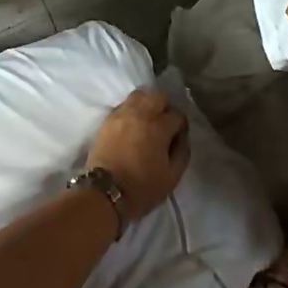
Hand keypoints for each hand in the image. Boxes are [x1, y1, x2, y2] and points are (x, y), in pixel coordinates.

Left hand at [85, 90, 189, 221]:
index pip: (177, 115)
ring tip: (147, 120)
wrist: (105, 192)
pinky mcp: (107, 119)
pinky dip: (131, 109)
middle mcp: (141, 114)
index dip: (181, 126)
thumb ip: (182, 152)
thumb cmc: (142, 187)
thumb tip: (182, 137)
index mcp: (159, 127)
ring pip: (139, 95)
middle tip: (164, 124)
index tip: (178, 137)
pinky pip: (123, 104)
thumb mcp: (172, 177)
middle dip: (165, 107)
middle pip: (158, 96)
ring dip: (147, 104)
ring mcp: (122, 114)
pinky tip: (132, 124)